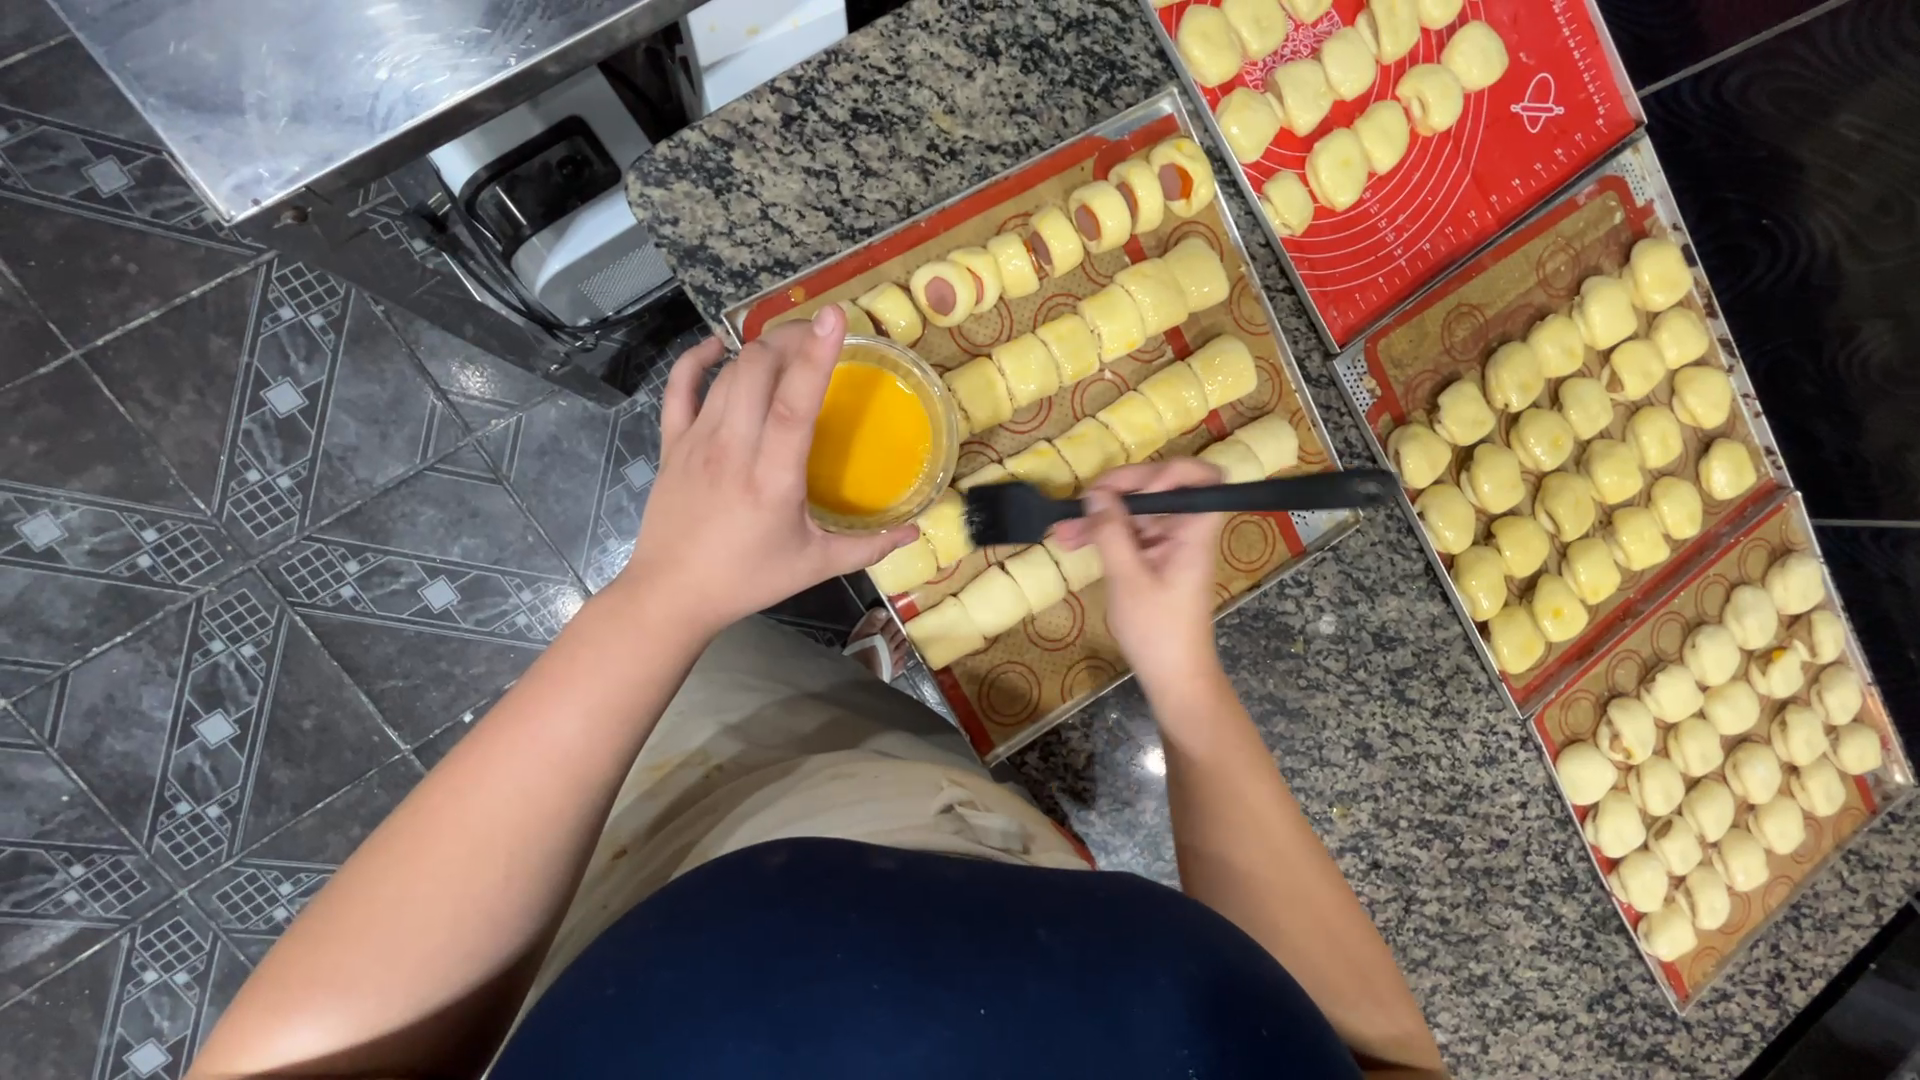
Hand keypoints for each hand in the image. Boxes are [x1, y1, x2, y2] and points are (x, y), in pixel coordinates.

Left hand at [617, 306, 914, 634]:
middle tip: (818, 338)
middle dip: (789, 339)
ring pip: (726, 374)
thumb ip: (867, 548)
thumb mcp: (814, 566)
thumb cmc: (747, 580)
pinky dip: (697, 360)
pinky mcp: (673, 445)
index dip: (815, 358)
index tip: (835, 318)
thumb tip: (913, 532)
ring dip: (759, 349)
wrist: (671, 595)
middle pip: (756, 371)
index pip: (793, 406)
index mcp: (772, 479)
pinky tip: (716, 348)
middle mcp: (732, 450)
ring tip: (787, 344)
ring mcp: (696, 443)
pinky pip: (679, 388)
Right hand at [1051, 458, 1227, 695]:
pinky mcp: (1153, 558)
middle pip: (1159, 488)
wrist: (1172, 675)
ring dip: (1101, 515)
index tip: (1136, 491)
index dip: (1169, 472)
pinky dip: (1102, 534)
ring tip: (1064, 528)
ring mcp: (1169, 543)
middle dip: (1118, 491)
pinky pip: (1128, 533)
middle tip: (1083, 502)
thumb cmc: (1157, 629)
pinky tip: (1071, 541)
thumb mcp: (1127, 578)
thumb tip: (1095, 493)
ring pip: (1136, 512)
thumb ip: (1111, 531)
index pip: (1202, 478)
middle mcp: (1186, 529)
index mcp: (1195, 530)